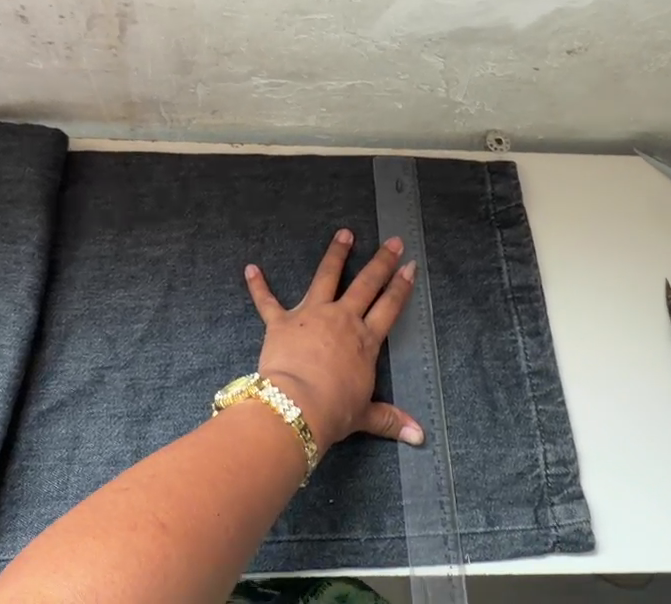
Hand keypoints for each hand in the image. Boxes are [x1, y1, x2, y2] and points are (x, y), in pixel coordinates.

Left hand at [244, 229, 421, 453]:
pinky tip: (251, 268)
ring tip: (345, 233)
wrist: (297, 407)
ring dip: (336, 254)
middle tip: (392, 240)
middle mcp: (342, 319)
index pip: (389, 307)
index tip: (410, 265)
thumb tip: (420, 437)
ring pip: (326, 276)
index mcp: (364, 340)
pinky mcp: (281, 321)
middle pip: (366, 284)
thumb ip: (391, 419)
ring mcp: (311, 315)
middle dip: (381, 262)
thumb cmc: (334, 411)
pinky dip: (258, 285)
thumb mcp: (365, 415)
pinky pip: (267, 300)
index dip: (401, 286)